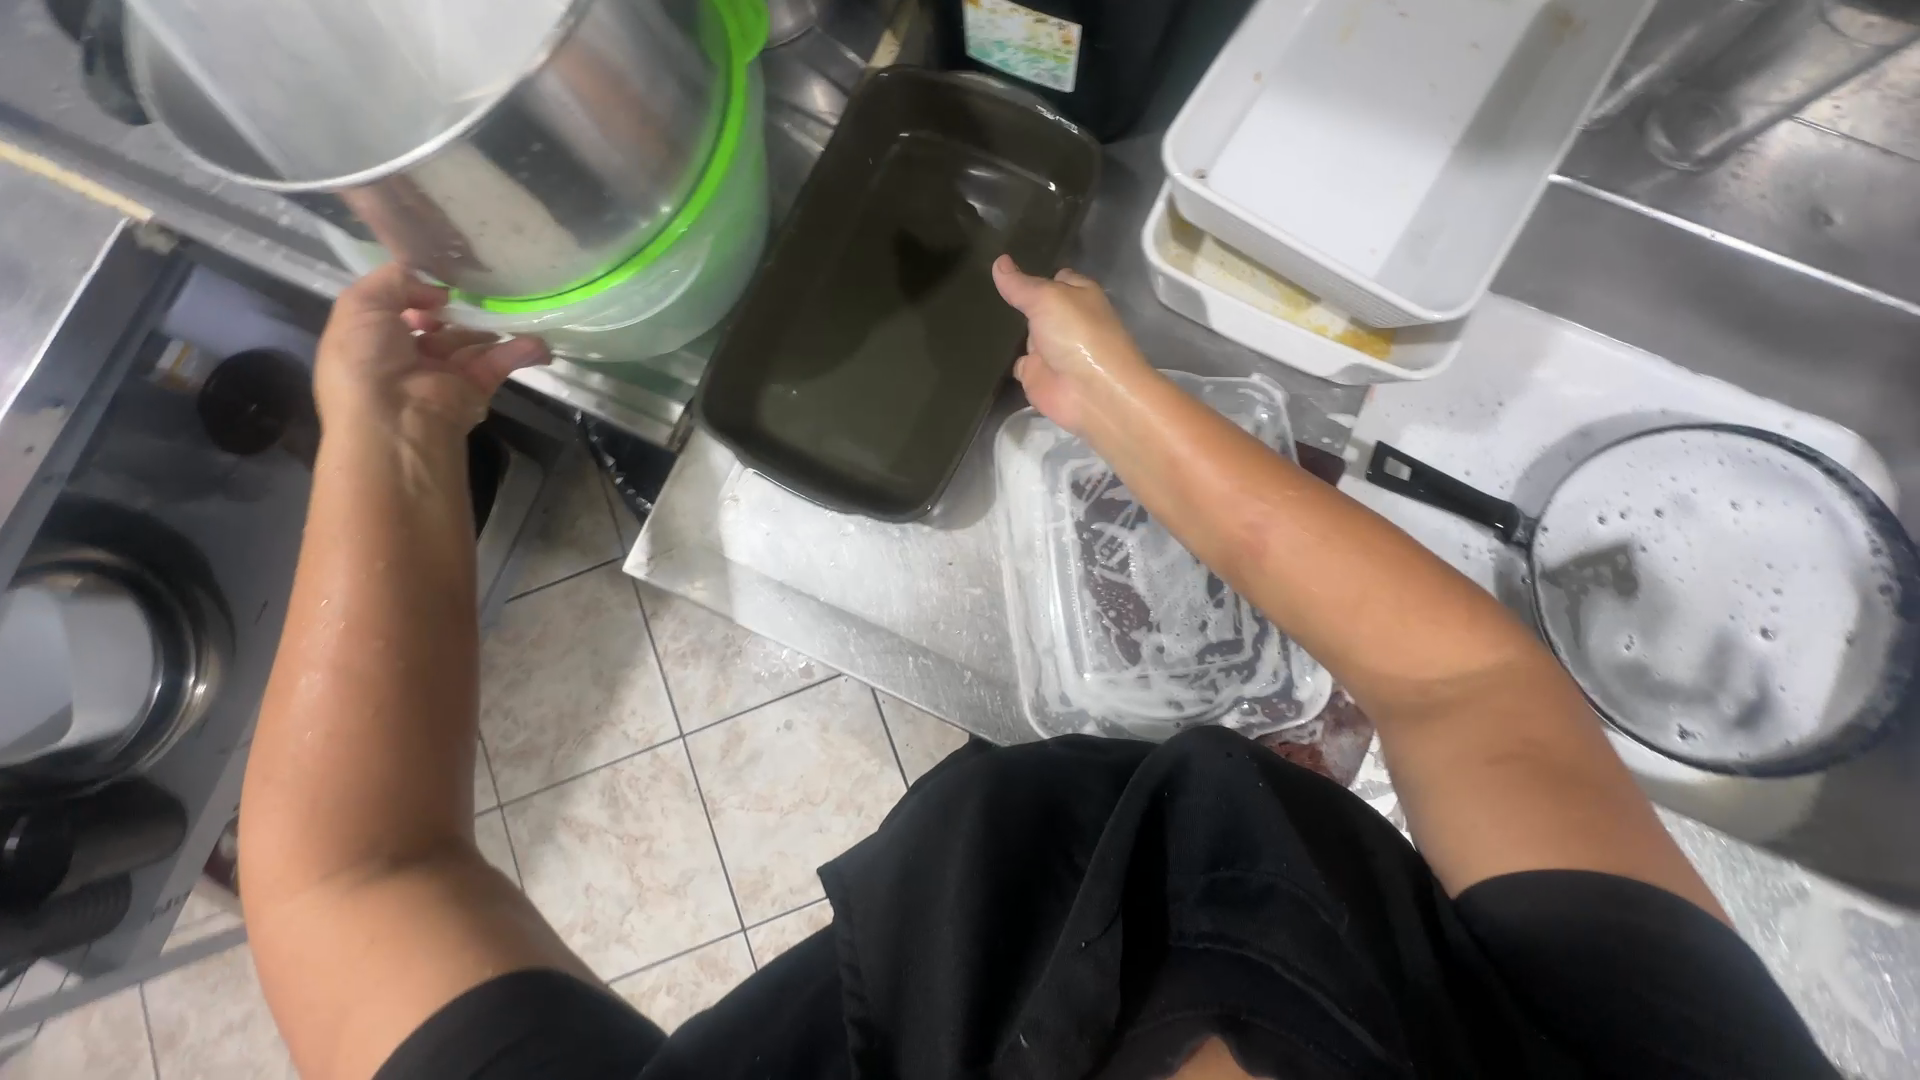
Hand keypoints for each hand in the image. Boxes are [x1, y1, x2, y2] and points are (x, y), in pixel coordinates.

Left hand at [315, 265, 549, 437]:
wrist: (397, 419)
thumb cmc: (366, 360)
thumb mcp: (361, 305)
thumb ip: (395, 282)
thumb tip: (437, 290)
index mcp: (372, 338)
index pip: (397, 310)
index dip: (416, 292)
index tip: (439, 281)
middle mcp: (407, 356)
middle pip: (439, 326)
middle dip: (459, 308)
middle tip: (481, 289)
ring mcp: (443, 374)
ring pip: (472, 343)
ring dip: (494, 327)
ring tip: (518, 307)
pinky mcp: (475, 388)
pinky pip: (498, 363)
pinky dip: (519, 351)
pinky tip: (538, 342)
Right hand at [991, 255, 1151, 433]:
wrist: (1092, 393)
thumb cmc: (1078, 335)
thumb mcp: (1048, 298)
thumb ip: (1021, 285)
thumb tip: (998, 261)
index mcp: (1078, 296)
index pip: (1056, 278)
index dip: (1035, 273)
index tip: (1004, 265)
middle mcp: (1065, 321)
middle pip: (1037, 307)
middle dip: (1016, 301)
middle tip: (980, 287)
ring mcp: (1050, 350)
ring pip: (1023, 335)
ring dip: (1005, 330)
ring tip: (973, 313)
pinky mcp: (1036, 376)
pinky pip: (1016, 364)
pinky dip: (1001, 360)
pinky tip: (980, 349)